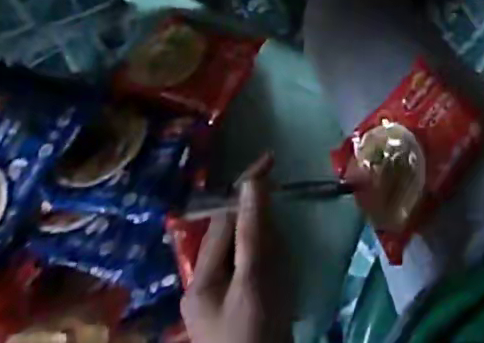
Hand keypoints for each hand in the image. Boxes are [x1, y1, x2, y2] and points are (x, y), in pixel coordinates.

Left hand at [180, 155, 288, 342]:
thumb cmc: (253, 339)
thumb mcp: (254, 282)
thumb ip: (253, 231)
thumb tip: (252, 181)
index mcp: (200, 279)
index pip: (223, 217)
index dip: (246, 186)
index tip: (270, 158)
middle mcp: (205, 288)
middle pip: (233, 234)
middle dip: (259, 220)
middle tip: (282, 217)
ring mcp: (224, 304)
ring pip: (247, 252)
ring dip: (267, 242)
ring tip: (282, 257)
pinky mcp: (242, 314)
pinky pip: (256, 274)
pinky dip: (272, 264)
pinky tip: (283, 276)